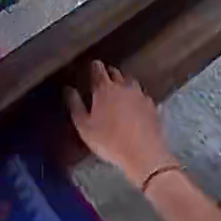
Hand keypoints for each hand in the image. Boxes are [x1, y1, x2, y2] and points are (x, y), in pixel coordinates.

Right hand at [65, 60, 177, 185]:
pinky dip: (136, 96)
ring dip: (124, 82)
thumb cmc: (109, 141)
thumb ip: (75, 105)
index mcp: (104, 88)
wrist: (144, 154)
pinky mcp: (152, 106)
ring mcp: (140, 95)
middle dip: (108, 73)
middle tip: (102, 79)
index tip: (90, 67)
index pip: (97, 68)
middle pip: (115, 72)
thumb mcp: (84, 127)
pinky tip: (134, 105)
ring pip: (130, 81)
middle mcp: (123, 86)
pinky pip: (142, 95)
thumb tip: (68, 89)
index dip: (93, 66)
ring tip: (118, 90)